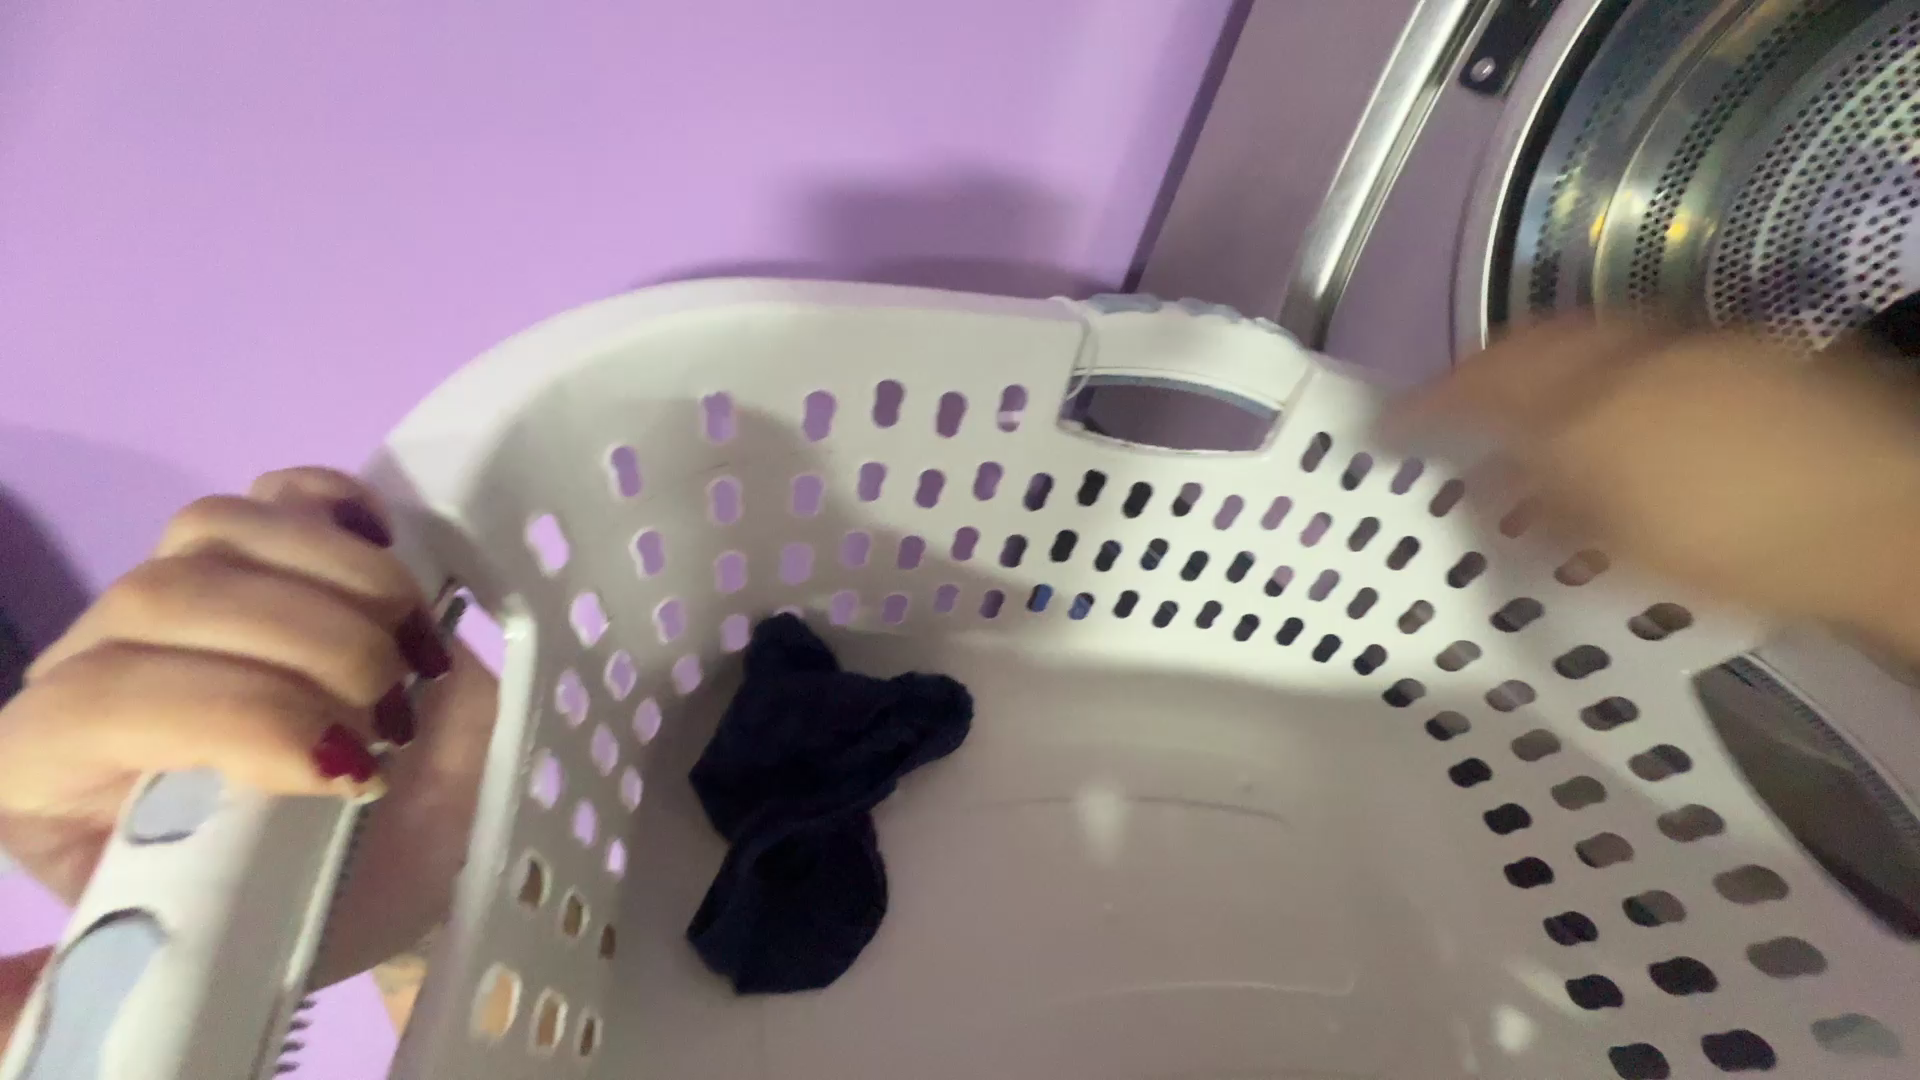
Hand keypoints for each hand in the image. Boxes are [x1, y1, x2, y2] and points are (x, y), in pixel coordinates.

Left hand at [0, 468, 496, 1034]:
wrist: (407, 831)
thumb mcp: (238, 951)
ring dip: (354, 586)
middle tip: (400, 715)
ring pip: (221, 529)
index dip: (241, 718)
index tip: (360, 770)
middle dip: (321, 652)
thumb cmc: (332, 892)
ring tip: (414, 652)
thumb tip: (2, 1015)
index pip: (96, 701)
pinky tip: (385, 547)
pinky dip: (340, 504)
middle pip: (168, 597)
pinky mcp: (274, 555)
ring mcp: (189, 596)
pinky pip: (284, 490)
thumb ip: (107, 978)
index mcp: (55, 778)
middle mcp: (98, 666)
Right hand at [1390, 318, 1919, 644]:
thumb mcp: (1608, 542)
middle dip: (1477, 368)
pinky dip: (1600, 360)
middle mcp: (1627, 364)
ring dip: (1536, 358)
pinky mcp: (1741, 349)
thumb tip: (1479, 486)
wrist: (1890, 524)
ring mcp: (1688, 349)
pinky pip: (1640, 343)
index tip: (1386, 423)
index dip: (1423, 406)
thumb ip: (1533, 503)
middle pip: (1527, 346)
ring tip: (1517, 390)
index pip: (1476, 394)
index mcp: (1584, 414)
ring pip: (1584, 336)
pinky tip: (1604, 391)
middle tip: (1447, 396)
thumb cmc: (1731, 546)